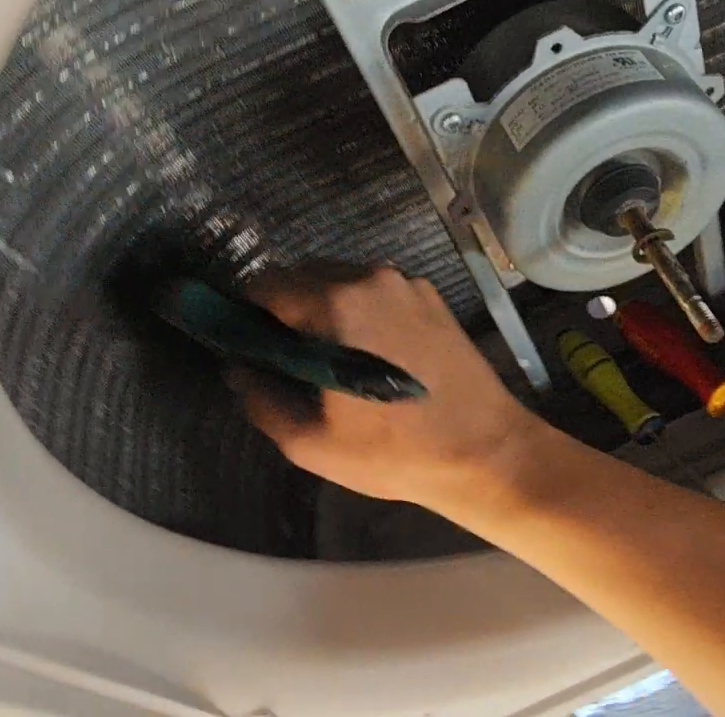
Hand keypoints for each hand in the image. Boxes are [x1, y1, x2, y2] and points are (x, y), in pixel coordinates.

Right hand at [233, 266, 552, 510]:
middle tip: (284, 353)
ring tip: (329, 354)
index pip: (268, 284)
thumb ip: (262, 399)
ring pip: (341, 278)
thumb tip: (240, 368)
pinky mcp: (430, 294)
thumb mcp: (311, 442)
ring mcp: (405, 282)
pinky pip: (376, 289)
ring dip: (322, 305)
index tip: (245, 338)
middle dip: (283, 305)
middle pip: (304, 274)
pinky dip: (360, 307)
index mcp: (337, 304)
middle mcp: (370, 279)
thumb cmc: (394, 451)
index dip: (246, 309)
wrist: (484, 449)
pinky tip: (370, 349)